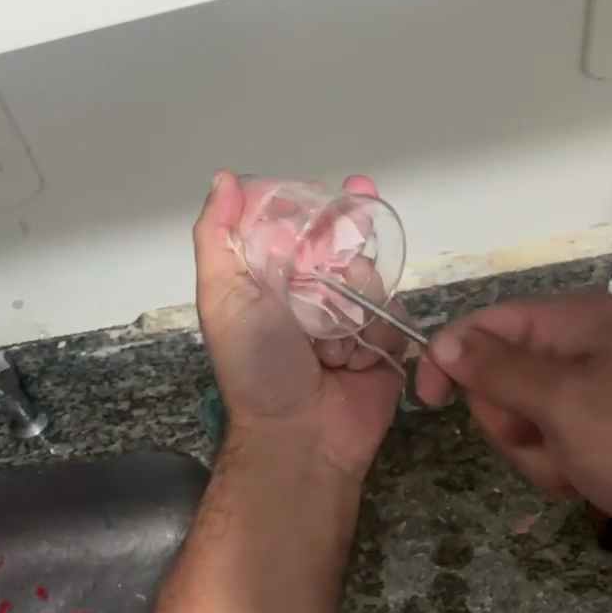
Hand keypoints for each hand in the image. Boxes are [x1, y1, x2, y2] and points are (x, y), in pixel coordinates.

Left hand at [193, 171, 408, 477]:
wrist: (302, 435)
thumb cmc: (256, 365)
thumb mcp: (222, 297)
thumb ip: (218, 236)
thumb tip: (224, 177)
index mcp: (269, 273)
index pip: (293, 217)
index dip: (305, 206)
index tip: (315, 201)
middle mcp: (310, 286)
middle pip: (339, 236)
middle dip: (338, 253)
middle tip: (325, 281)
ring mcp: (350, 309)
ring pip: (370, 270)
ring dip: (352, 303)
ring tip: (330, 345)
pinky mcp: (384, 336)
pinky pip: (394, 308)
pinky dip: (377, 331)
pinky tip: (356, 359)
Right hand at [413, 293, 611, 563]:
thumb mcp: (564, 399)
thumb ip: (495, 369)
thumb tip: (441, 341)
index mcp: (571, 323)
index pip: (483, 325)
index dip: (449, 357)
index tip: (428, 400)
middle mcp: (575, 352)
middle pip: (494, 378)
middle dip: (509, 417)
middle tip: (544, 433)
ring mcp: (586, 397)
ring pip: (514, 421)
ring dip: (534, 451)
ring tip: (578, 462)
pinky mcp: (594, 439)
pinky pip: (542, 450)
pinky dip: (555, 469)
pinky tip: (590, 480)